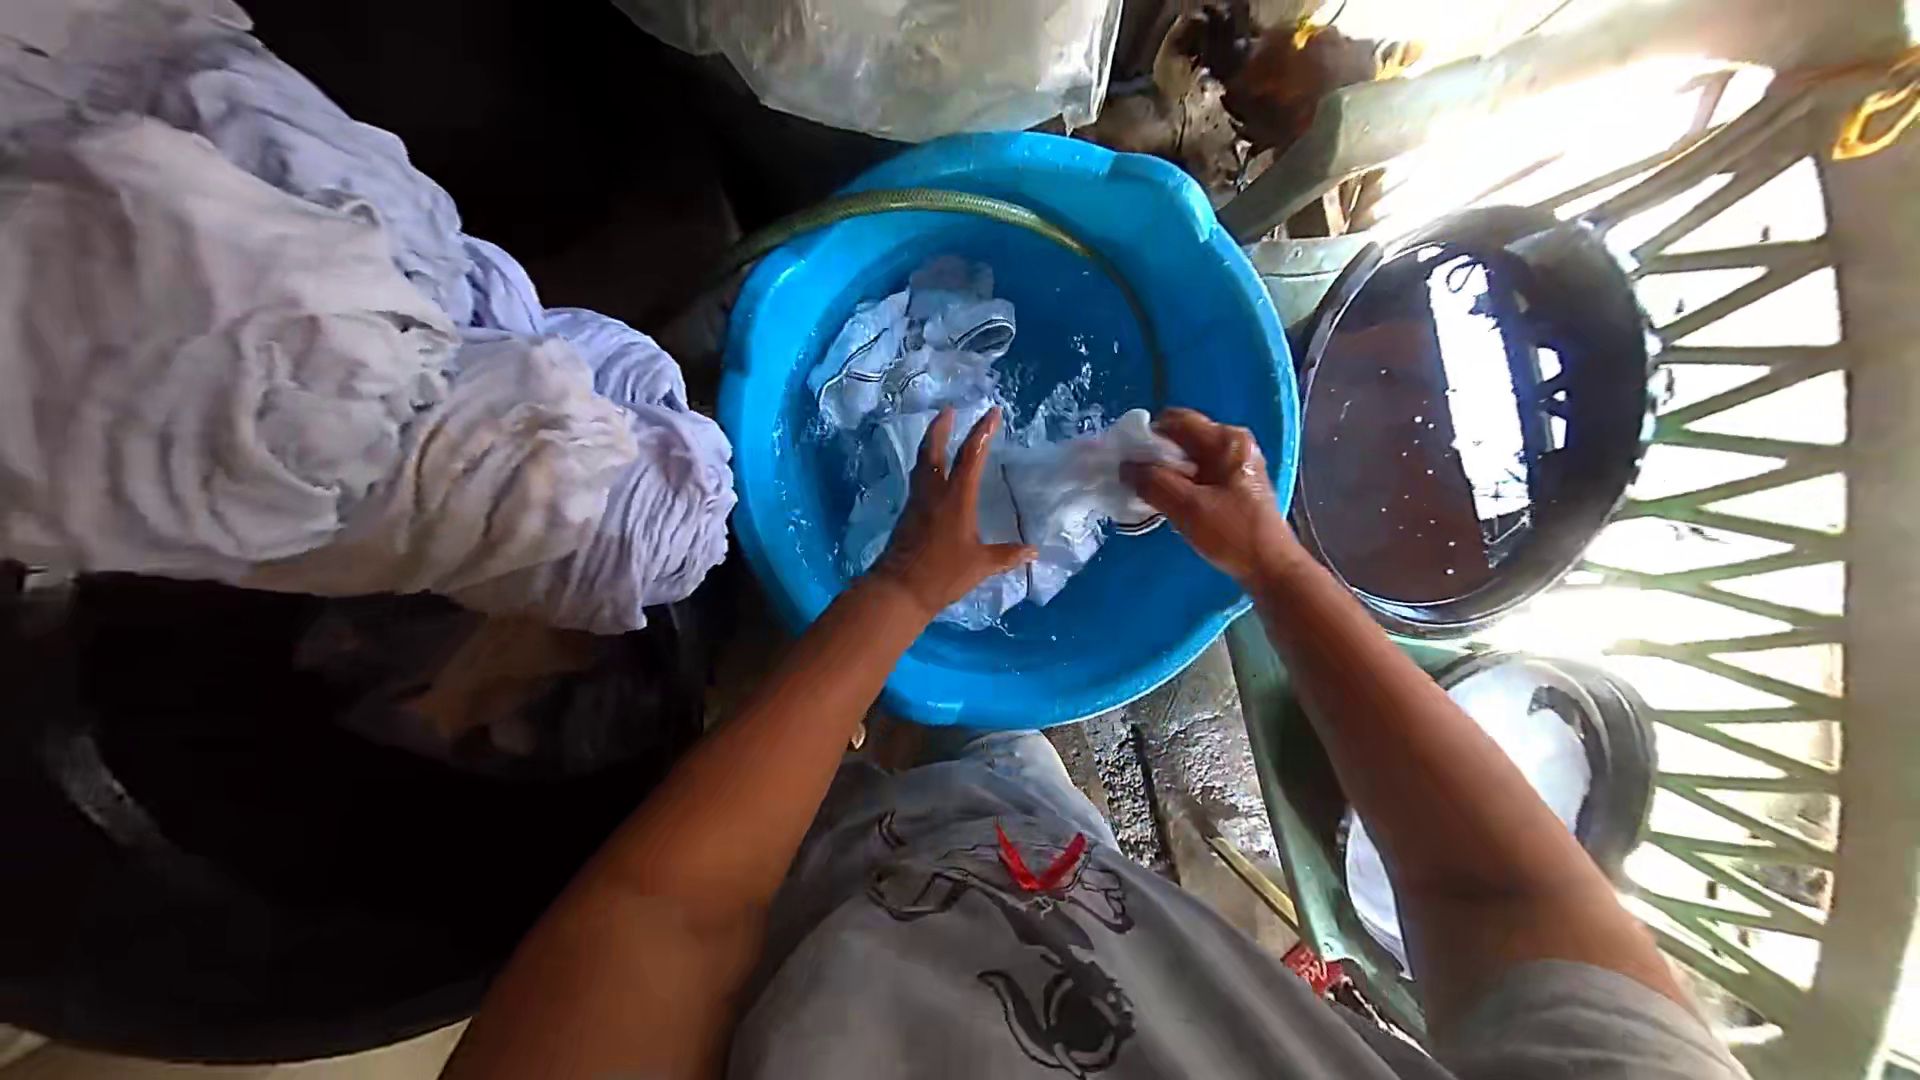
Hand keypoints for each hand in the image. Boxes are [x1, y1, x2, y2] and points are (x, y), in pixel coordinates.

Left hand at [869, 407, 1036, 618]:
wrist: (900, 589)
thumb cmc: (943, 574)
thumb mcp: (981, 565)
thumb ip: (1007, 555)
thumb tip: (1033, 552)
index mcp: (956, 498)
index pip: (971, 456)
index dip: (982, 432)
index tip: (992, 413)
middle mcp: (933, 493)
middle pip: (933, 450)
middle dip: (941, 427)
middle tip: (949, 410)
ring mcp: (916, 503)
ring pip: (921, 465)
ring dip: (930, 445)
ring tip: (939, 436)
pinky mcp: (906, 515)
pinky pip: (918, 482)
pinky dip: (926, 469)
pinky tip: (932, 477)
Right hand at [1123, 407, 1299, 586]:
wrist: (1269, 567)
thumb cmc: (1231, 533)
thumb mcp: (1186, 507)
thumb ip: (1152, 482)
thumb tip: (1125, 467)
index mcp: (1226, 440)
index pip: (1176, 420)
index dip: (1146, 436)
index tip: (1128, 460)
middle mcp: (1233, 443)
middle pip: (1181, 436)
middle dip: (1155, 455)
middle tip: (1136, 480)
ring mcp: (1236, 463)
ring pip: (1188, 456)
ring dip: (1166, 471)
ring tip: (1151, 494)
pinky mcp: (1234, 483)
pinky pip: (1198, 471)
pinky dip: (1180, 482)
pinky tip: (1171, 502)